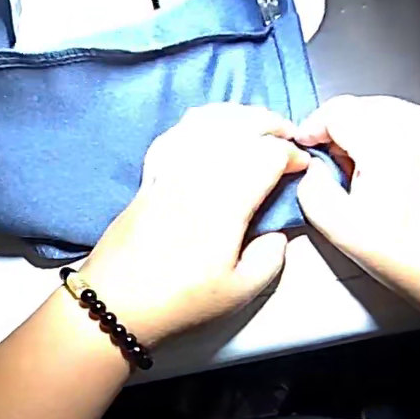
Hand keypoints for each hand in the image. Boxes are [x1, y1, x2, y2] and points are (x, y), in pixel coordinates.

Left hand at [78, 104, 309, 346]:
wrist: (117, 302)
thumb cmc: (179, 300)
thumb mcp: (239, 292)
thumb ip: (270, 258)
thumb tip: (277, 233)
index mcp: (226, 201)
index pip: (268, 154)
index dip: (292, 155)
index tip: (302, 168)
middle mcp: (198, 174)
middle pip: (241, 126)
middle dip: (272, 125)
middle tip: (289, 138)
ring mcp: (170, 169)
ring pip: (209, 120)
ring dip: (239, 116)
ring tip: (257, 125)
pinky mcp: (150, 175)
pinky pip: (176, 132)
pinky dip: (200, 120)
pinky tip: (210, 126)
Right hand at [292, 95, 419, 332]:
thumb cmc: (419, 259)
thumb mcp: (343, 230)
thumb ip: (313, 190)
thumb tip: (311, 170)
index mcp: (390, 140)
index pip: (338, 110)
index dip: (313, 129)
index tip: (307, 148)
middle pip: (364, 108)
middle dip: (342, 134)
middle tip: (336, 173)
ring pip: (390, 115)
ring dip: (369, 138)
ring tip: (370, 182)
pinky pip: (416, 128)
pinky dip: (397, 144)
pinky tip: (398, 182)